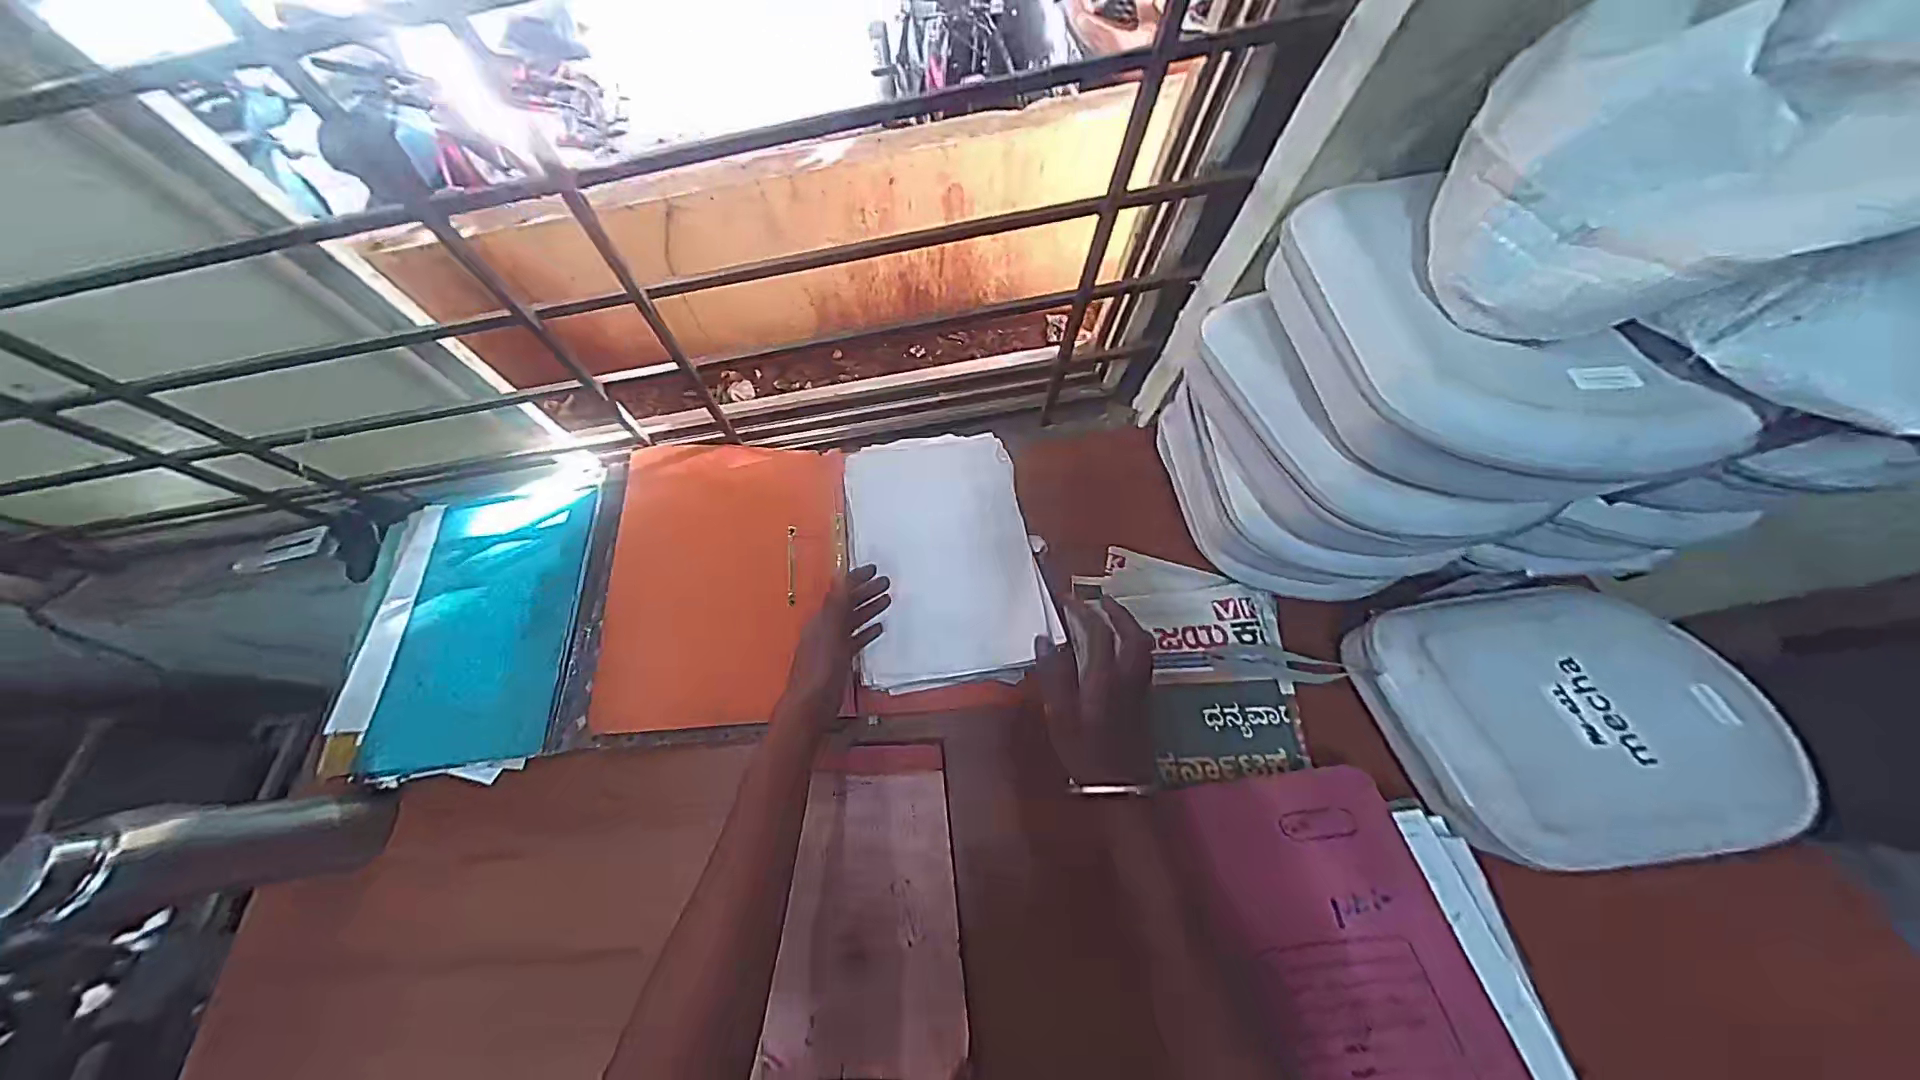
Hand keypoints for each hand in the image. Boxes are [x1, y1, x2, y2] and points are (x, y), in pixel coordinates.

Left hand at [775, 564, 890, 736]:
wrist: (811, 706)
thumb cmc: (821, 670)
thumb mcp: (830, 633)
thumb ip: (837, 603)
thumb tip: (840, 574)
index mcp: (821, 620)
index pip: (840, 592)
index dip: (857, 579)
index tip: (874, 569)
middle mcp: (825, 629)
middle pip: (848, 605)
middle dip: (866, 592)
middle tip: (886, 582)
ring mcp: (831, 645)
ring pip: (853, 621)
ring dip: (868, 609)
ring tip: (887, 600)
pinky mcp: (839, 660)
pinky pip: (855, 639)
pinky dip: (866, 631)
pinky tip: (878, 629)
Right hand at [1034, 592, 1157, 787]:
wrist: (1120, 785)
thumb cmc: (1085, 751)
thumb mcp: (1060, 714)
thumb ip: (1054, 674)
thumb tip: (1045, 639)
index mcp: (1105, 677)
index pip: (1098, 632)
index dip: (1081, 611)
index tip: (1065, 600)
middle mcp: (1128, 675)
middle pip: (1130, 633)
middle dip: (1114, 611)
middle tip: (1096, 599)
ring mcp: (1141, 686)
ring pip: (1142, 644)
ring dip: (1127, 623)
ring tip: (1109, 615)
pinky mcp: (1145, 697)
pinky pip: (1143, 656)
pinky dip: (1132, 640)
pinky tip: (1118, 645)